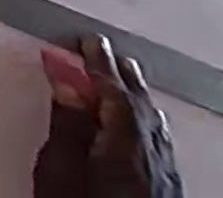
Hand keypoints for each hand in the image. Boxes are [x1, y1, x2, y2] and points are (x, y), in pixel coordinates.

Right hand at [34, 36, 183, 197]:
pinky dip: (145, 122)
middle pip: (139, 111)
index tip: (83, 40)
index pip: (113, 96)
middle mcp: (152, 166)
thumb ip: (67, 122)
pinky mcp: (163, 195)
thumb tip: (68, 78)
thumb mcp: (59, 168)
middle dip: (120, 77)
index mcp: (125, 153)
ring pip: (154, 129)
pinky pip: (158, 145)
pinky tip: (141, 123)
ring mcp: (163, 183)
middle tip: (102, 49)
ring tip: (125, 76)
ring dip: (136, 97)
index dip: (96, 64)